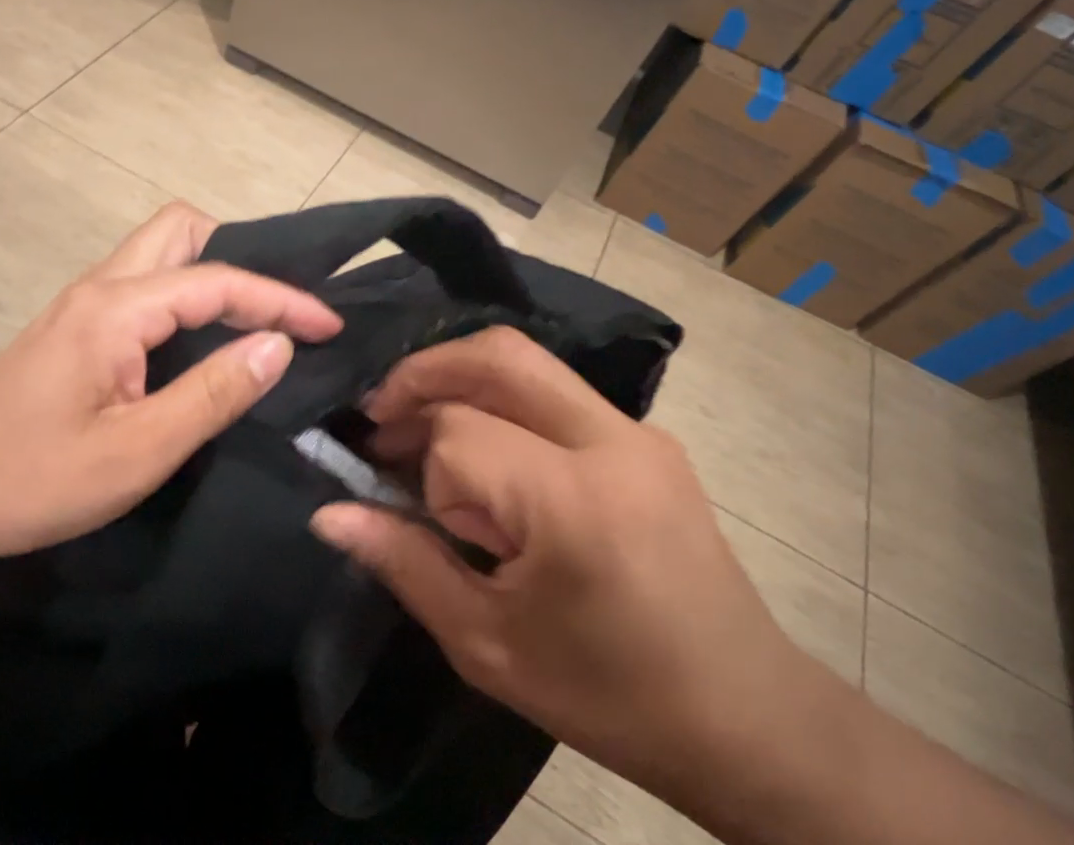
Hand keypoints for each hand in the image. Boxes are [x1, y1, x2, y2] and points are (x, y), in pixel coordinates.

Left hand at [0, 202, 342, 574]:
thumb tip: (278, 342)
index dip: (281, 299)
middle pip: (179, 233)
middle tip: (282, 310)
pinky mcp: (68, 334)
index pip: (216, 279)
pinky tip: (198, 344)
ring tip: (253, 324)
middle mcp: (94, 290)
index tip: (332, 327)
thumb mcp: (140, 450)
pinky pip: (137, 290)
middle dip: (240, 256)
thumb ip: (214, 391)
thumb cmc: (37, 483)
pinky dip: (181, 299)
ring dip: (208, 275)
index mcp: (114, 310)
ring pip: (155, 258)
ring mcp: (75, 309)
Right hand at [309, 327, 814, 791]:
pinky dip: (503, 404)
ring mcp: (639, 435)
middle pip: (498, 357)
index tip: (412, 514)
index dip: (420, 470)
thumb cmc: (607, 693)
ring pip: (529, 365)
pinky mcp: (650, 443)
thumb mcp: (486, 643)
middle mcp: (612, 442)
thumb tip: (330, 515)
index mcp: (573, 500)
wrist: (743, 715)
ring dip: (461, 383)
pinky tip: (488, 459)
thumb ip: (404, 563)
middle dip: (423, 373)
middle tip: (379, 416)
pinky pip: (558, 394)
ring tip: (422, 434)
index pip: (458, 435)